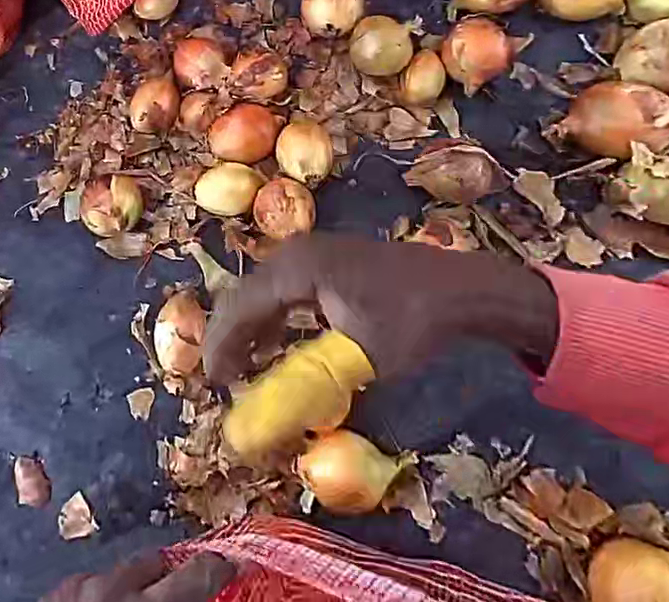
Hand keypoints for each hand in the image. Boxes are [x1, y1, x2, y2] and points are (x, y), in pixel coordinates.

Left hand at [42, 552, 236, 601]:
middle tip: (184, 594)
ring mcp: (84, 588)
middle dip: (174, 577)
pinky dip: (101, 597)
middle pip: (160, 562)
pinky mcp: (58, 593)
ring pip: (123, 572)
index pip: (200, 574)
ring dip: (136, 587)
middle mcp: (120, 589)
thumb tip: (201, 600)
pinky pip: (89, 584)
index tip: (232, 569)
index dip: (220, 570)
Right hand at [203, 232, 558, 384]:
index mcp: (297, 268)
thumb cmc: (408, 320)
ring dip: (251, 331)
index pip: (242, 306)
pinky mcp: (324, 262)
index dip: (222, 345)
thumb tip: (265, 415)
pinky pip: (284, 292)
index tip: (212, 381)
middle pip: (246, 295)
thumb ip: (305, 382)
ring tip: (241, 370)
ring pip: (263, 294)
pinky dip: (274, 321)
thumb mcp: (357, 357)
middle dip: (231, 337)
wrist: (456, 287)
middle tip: (222, 379)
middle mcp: (295, 253)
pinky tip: (274, 348)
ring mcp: (310, 253)